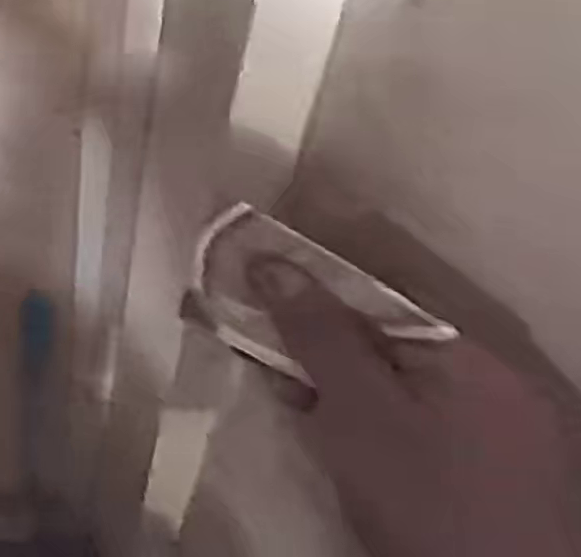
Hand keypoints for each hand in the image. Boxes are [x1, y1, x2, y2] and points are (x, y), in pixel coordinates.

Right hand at [252, 259, 580, 556]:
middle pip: (375, 303)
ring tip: (258, 348)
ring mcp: (486, 404)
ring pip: (377, 342)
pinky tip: (304, 393)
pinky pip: (393, 380)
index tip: (242, 233)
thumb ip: (314, 329)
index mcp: (474, 348)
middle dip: (301, 294)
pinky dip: (343, 375)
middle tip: (235, 287)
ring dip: (314, 339)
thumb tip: (267, 260)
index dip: (304, 247)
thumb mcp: (357, 409)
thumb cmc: (426, 494)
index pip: (376, 268)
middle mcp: (491, 364)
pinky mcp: (469, 436)